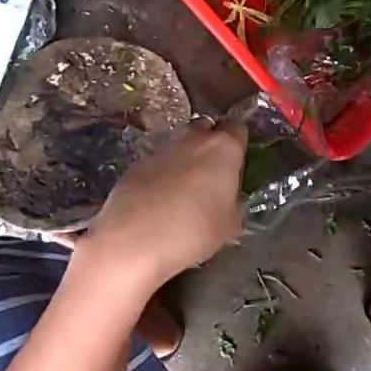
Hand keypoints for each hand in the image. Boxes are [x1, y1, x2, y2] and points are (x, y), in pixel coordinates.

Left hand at [76, 116, 248, 285]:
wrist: (133, 242)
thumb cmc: (194, 230)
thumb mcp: (230, 223)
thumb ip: (233, 201)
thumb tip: (226, 198)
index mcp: (223, 148)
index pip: (238, 128)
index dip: (238, 143)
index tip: (237, 162)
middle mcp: (193, 140)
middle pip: (206, 128)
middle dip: (211, 144)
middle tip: (214, 173)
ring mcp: (160, 151)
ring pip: (180, 146)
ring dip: (185, 161)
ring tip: (185, 193)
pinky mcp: (135, 166)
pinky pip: (158, 166)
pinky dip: (162, 177)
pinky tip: (159, 204)